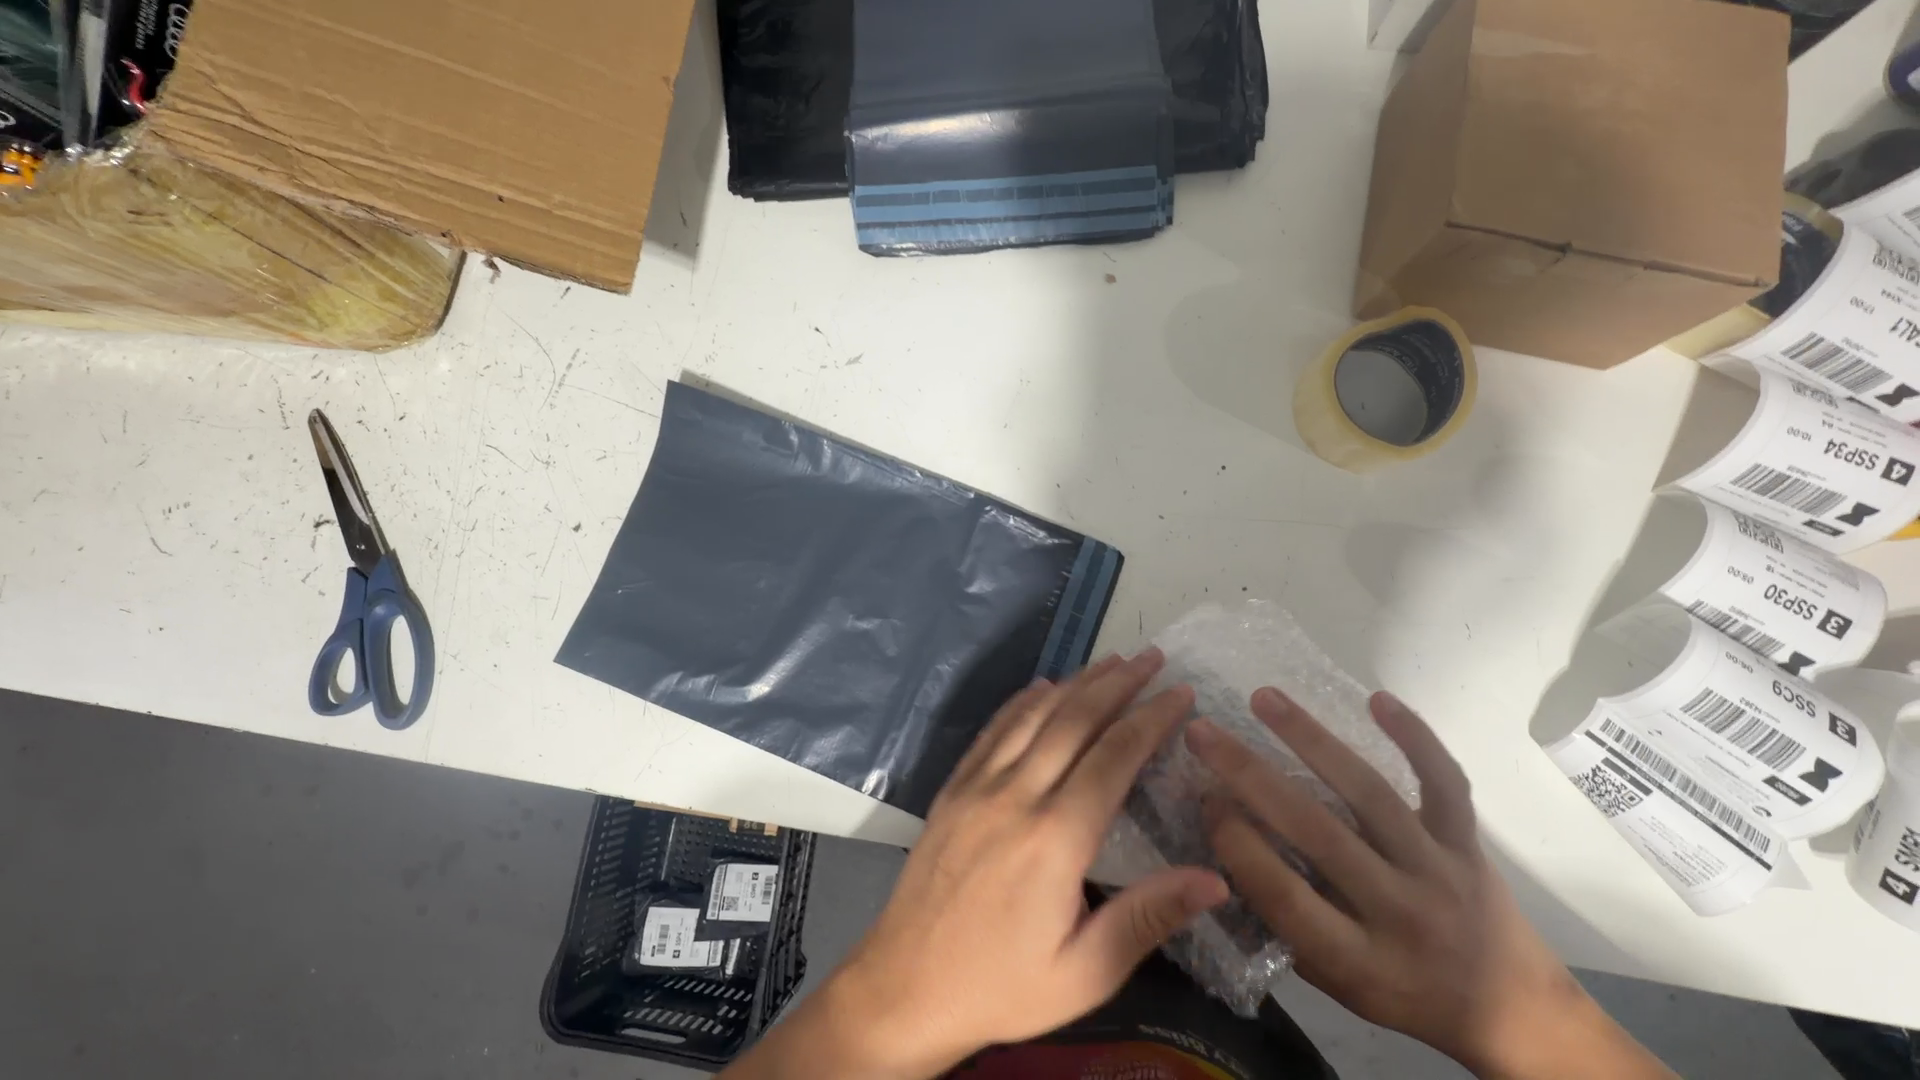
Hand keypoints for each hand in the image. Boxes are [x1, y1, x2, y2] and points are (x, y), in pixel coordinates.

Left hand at [727, 649, 1228, 1079]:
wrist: (905, 986)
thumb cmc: (1002, 985)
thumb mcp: (1085, 971)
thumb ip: (1149, 918)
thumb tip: (1216, 879)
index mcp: (1056, 837)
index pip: (1115, 756)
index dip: (1151, 718)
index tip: (1181, 692)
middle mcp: (1015, 795)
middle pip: (1074, 720)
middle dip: (1118, 684)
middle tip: (1152, 657)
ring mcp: (977, 787)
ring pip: (1033, 716)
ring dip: (1074, 683)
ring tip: (1110, 662)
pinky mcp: (952, 790)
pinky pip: (992, 731)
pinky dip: (1022, 702)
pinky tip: (1042, 687)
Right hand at [1187, 689, 1672, 1079]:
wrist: (1513, 1010)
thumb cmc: (1402, 993)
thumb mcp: (1336, 982)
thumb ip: (1285, 923)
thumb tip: (1225, 849)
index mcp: (1360, 961)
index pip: (1286, 895)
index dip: (1238, 845)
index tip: (1202, 796)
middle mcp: (1401, 912)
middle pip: (1319, 832)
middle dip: (1251, 775)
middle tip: (1203, 732)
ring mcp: (1439, 870)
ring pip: (1370, 794)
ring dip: (1311, 739)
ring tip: (1265, 698)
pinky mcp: (1469, 843)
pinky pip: (1444, 782)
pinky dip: (1415, 737)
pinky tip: (1377, 698)